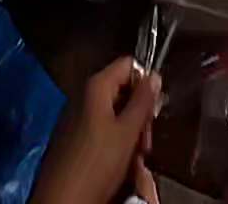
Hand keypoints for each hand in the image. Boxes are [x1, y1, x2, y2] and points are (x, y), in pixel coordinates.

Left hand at [30, 57, 161, 203]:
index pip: (129, 64)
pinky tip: (119, 161)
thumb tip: (155, 76)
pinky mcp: (71, 140)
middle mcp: (83, 96)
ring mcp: (75, 118)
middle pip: (122, 89)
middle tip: (146, 139)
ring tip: (136, 155)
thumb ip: (144, 100)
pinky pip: (100, 129)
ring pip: (113, 112)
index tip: (153, 107)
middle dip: (138, 112)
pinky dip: (113, 140)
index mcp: (96, 86)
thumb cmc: (95, 164)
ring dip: (129, 130)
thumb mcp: (127, 131)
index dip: (145, 82)